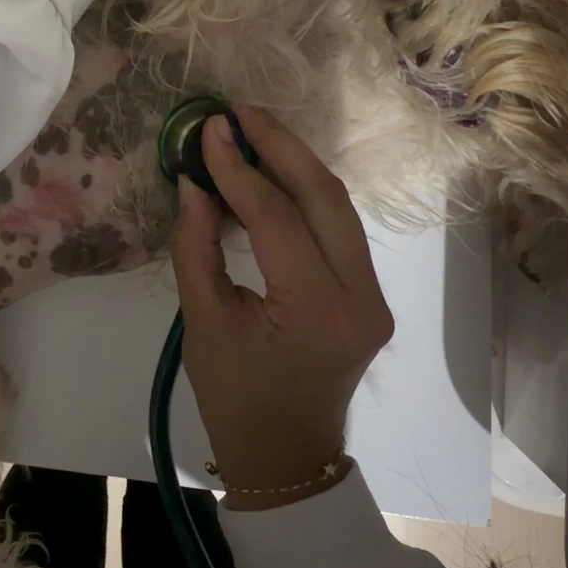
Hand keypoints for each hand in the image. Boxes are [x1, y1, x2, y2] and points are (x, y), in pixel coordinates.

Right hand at [169, 106, 394, 510]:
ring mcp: (374, 295)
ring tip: (251, 129)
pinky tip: (269, 170)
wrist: (287, 456)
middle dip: (281, 146)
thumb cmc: (234, 395)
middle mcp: (361, 297)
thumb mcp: (202, 320)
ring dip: (295, 162)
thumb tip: (194, 181)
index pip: (277, 218)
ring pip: (338, 205)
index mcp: (317, 311)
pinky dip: (302, 191)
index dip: (238, 169)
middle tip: (238, 112)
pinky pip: (336, 225)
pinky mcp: (368, 292)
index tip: (209, 128)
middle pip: (326, 197)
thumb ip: (195, 245)